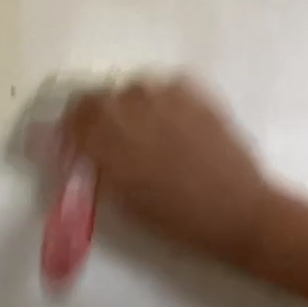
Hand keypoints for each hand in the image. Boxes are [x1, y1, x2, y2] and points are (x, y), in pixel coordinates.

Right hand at [63, 77, 274, 263]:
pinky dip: (158, 103)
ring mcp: (164, 92)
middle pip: (98, 99)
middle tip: (110, 145)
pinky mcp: (194, 90)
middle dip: (97, 119)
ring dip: (128, 109)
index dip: (71, 131)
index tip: (77, 148)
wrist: (237, 210)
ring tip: (145, 137)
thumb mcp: (119, 200)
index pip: (71, 116)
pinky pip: (162, 88)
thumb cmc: (173, 217)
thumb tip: (71, 150)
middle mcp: (129, 104)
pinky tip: (171, 127)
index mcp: (105, 135)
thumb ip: (91, 168)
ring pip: (130, 91)